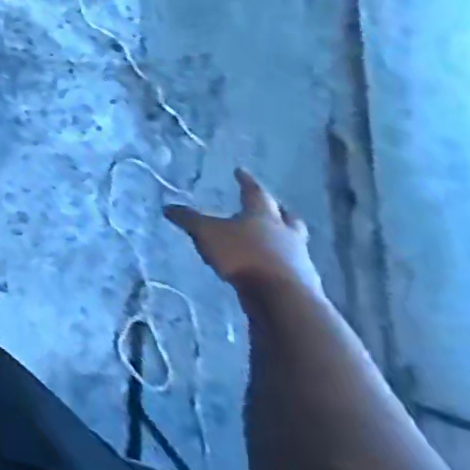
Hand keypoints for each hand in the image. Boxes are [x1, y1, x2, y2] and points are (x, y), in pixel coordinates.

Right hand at [164, 168, 322, 296]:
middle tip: (271, 205)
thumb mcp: (205, 233)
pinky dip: (279, 259)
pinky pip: (290, 262)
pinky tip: (267, 263)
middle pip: (286, 217)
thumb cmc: (242, 255)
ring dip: (282, 236)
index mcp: (263, 216)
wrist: (283, 297)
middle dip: (278, 209)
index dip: (246, 181)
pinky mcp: (301, 280)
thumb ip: (188, 219)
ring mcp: (298, 257)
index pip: (255, 192)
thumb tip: (168, 207)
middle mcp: (285, 233)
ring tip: (267, 237)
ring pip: (292, 240)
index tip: (241, 171)